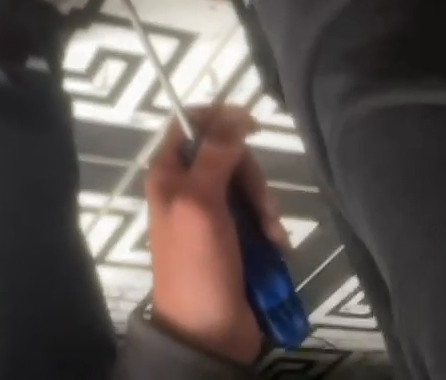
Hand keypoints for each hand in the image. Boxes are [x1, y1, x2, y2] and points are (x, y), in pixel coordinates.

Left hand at [145, 105, 289, 365]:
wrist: (208, 335)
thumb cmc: (197, 264)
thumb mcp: (202, 203)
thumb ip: (215, 154)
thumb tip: (232, 110)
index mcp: (169, 172)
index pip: (190, 124)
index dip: (219, 118)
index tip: (250, 125)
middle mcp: (188, 186)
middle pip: (226, 154)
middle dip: (251, 177)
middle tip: (261, 206)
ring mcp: (212, 212)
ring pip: (246, 185)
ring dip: (265, 206)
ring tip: (272, 236)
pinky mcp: (234, 236)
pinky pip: (257, 214)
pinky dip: (270, 227)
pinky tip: (277, 247)